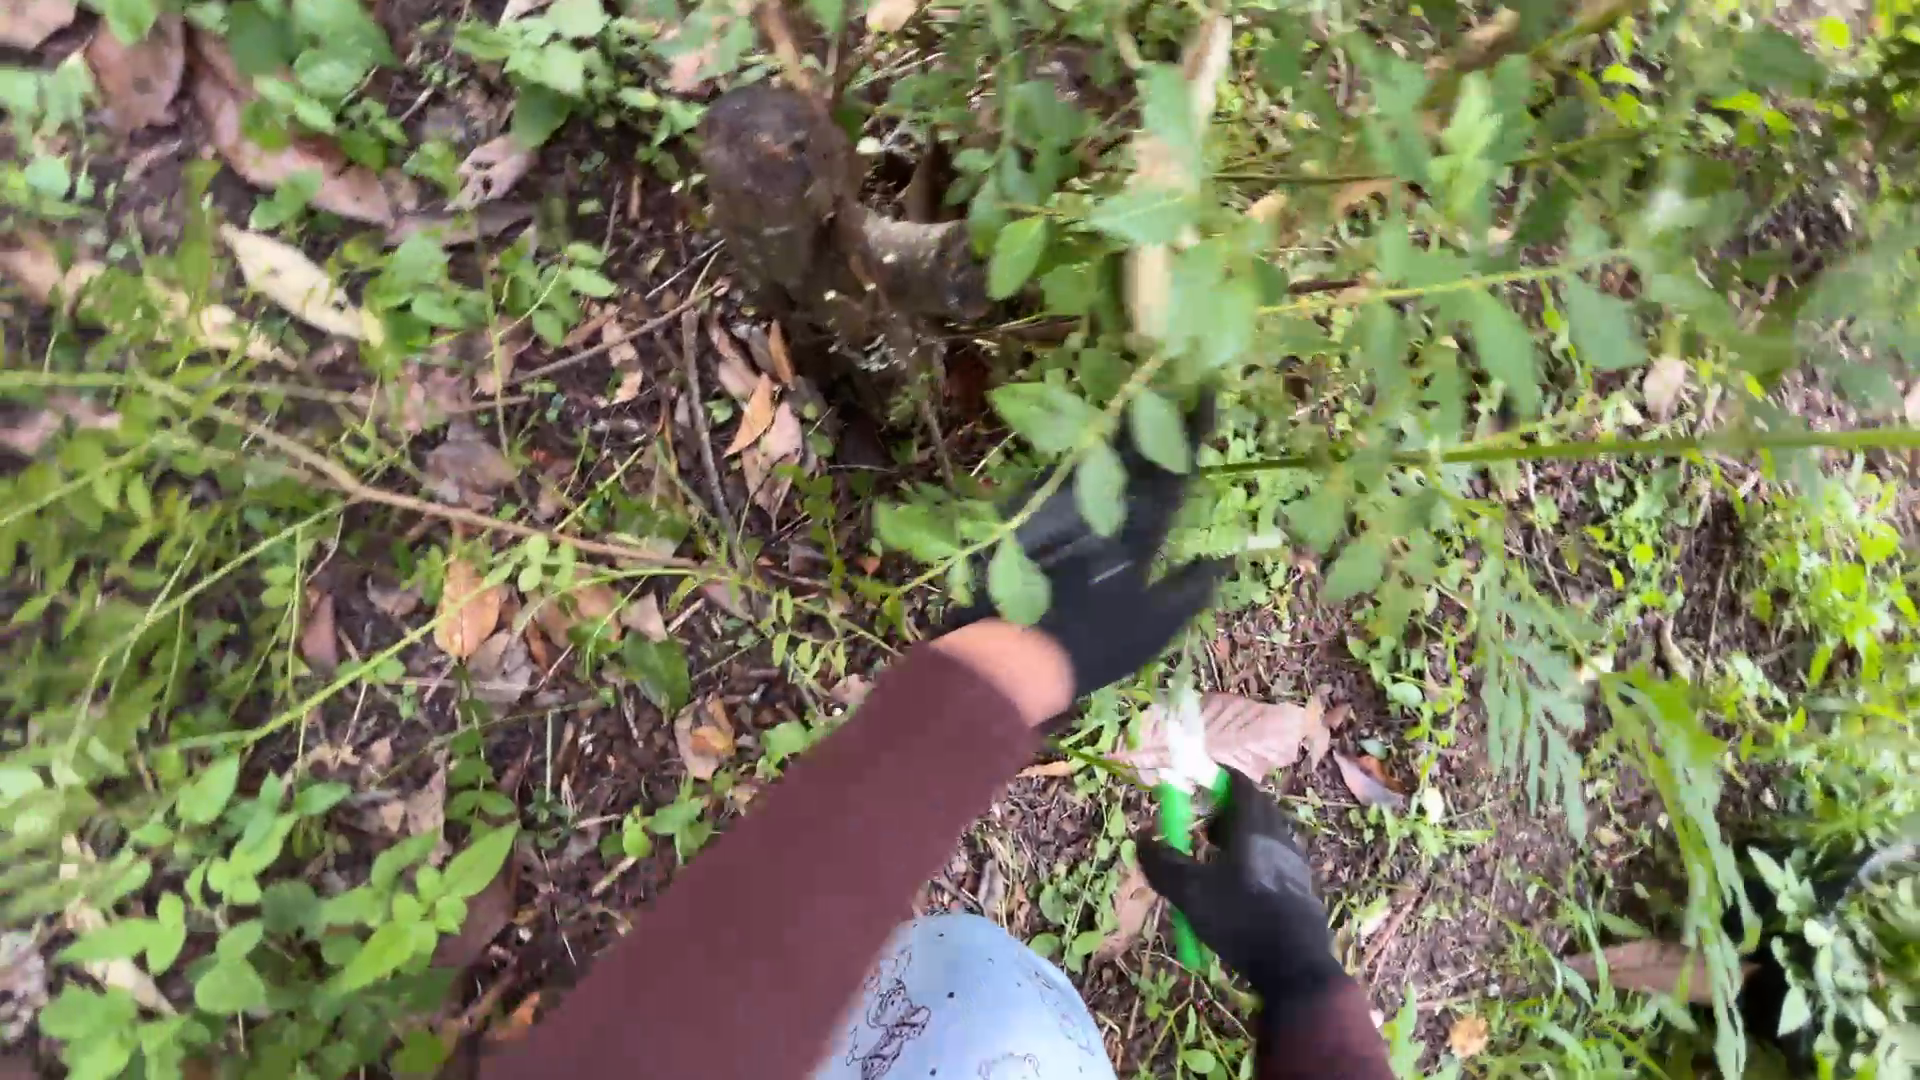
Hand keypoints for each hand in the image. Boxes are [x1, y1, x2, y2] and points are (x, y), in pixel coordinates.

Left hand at [951, 396, 1222, 699]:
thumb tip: (1224, 558)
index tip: (1206, 392)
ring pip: (1092, 452)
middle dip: (1153, 409)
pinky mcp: (1022, 509)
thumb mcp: (1155, 627)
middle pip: (1131, 447)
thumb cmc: (1093, 646)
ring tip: (1130, 398)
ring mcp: (1058, 503)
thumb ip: (1191, 588)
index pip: (1173, 470)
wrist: (1014, 653)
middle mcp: (1100, 505)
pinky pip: (1057, 472)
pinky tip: (1081, 443)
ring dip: (1114, 425)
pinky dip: (1076, 454)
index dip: (1193, 430)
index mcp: (1139, 530)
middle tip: (1167, 376)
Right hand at [1137, 768, 1341, 1006]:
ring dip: (1239, 836)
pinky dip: (1253, 859)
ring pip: (1265, 835)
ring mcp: (1295, 864)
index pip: (1240, 784)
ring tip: (1216, 857)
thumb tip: (1140, 839)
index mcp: (1254, 826)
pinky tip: (1238, 887)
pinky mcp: (1303, 889)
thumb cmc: (1241, 918)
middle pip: (1254, 807)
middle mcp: (1279, 836)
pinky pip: (1274, 859)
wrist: (1296, 969)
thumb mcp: (1190, 891)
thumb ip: (1162, 863)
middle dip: (1225, 809)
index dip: (1218, 777)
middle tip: (1202, 823)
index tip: (1197, 783)